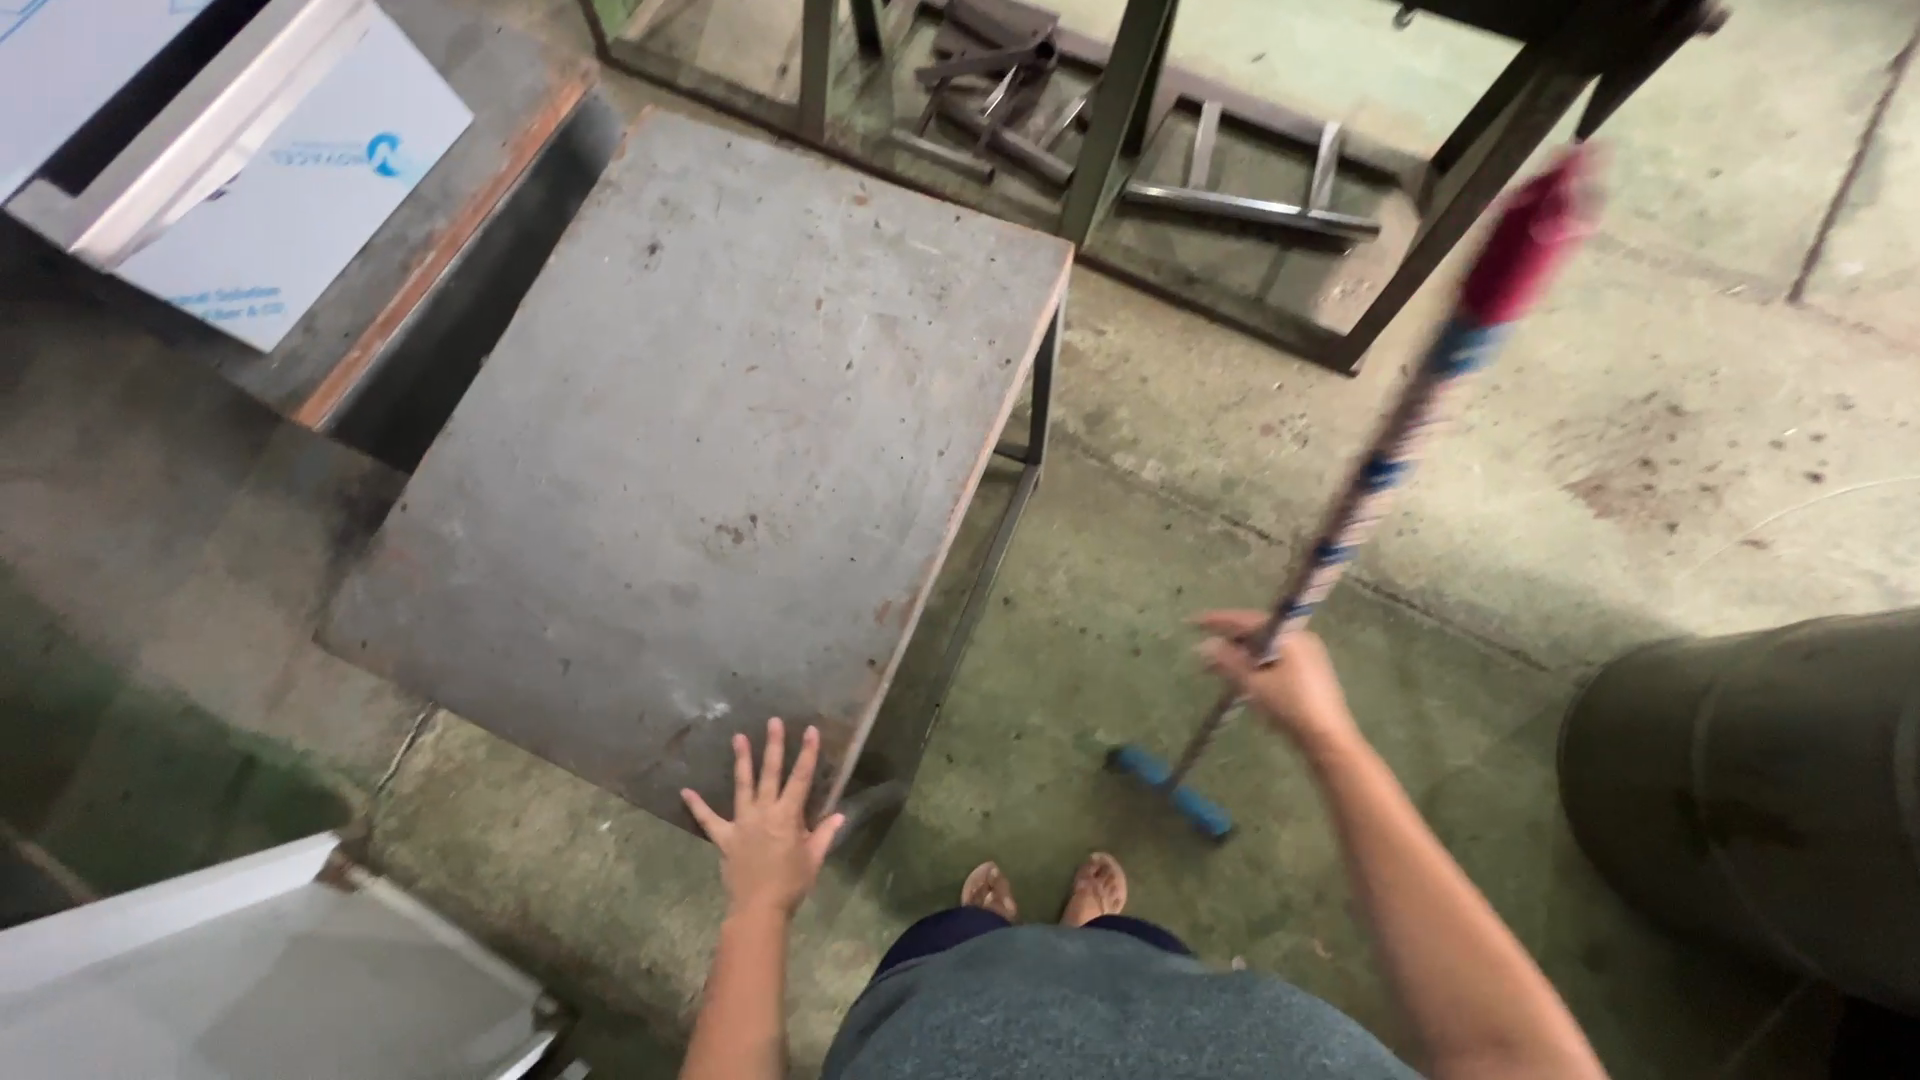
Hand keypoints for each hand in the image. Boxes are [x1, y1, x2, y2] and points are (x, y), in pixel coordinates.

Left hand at [682, 718, 845, 919]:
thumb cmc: (791, 884)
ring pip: (742, 786)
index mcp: (788, 816)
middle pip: (770, 773)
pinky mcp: (724, 838)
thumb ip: (824, 834)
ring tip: (738, 737)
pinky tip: (685, 791)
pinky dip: (697, 806)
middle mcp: (764, 812)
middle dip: (773, 746)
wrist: (758, 909)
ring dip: (741, 761)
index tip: (811, 731)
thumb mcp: (814, 859)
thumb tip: (839, 816)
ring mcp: (741, 823)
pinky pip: (708, 820)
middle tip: (773, 722)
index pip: (801, 778)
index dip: (808, 753)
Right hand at [1193, 611, 1359, 755]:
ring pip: (1265, 646)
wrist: (1328, 739)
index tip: (1193, 622)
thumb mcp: (1253, 684)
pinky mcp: (1309, 672)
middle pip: (1256, 631)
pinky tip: (1241, 674)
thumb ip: (1228, 662)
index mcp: (1288, 636)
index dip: (1217, 621)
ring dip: (1239, 654)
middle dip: (1227, 640)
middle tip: (1202, 649)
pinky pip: (1274, 657)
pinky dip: (1254, 662)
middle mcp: (1300, 639)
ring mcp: (1307, 655)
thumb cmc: (1290, 707)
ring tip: (1215, 666)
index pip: (1246, 620)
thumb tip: (1205, 645)